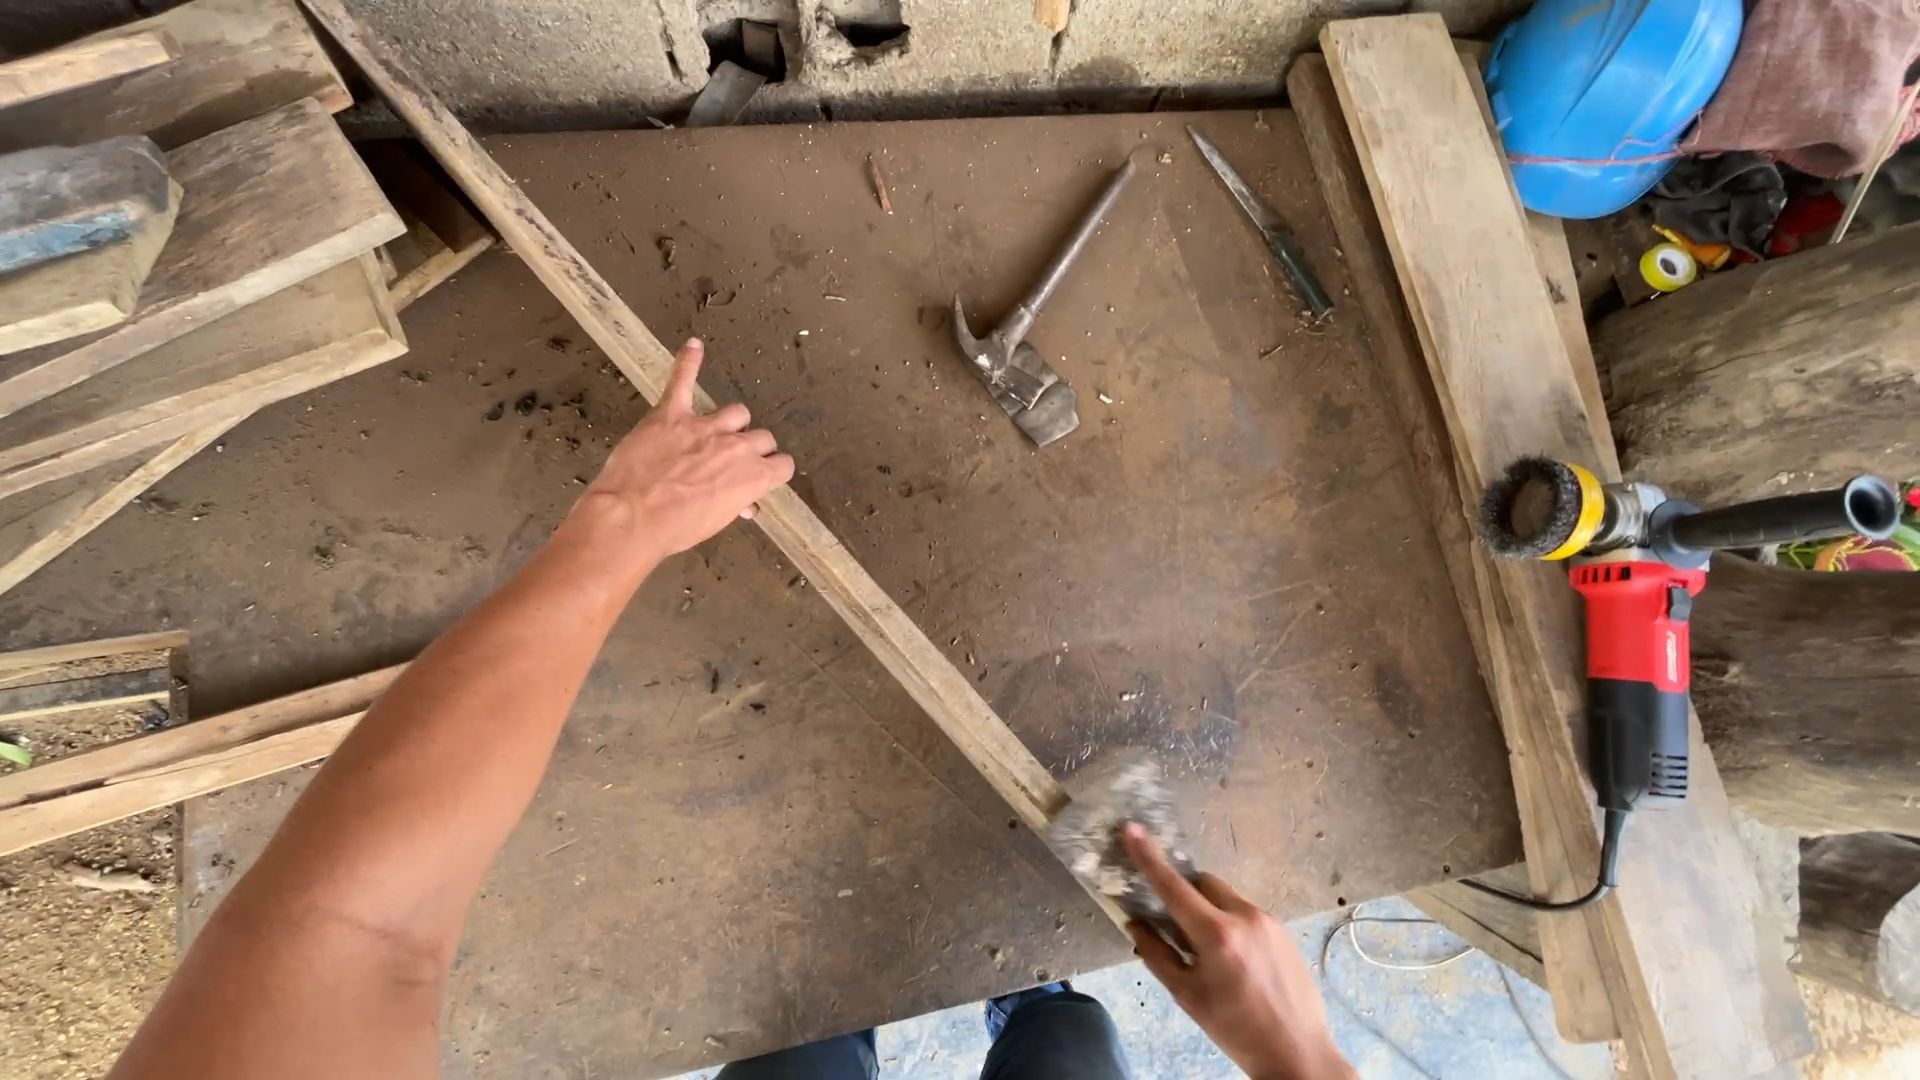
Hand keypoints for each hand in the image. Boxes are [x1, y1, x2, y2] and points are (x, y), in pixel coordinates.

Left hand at [568, 339, 793, 567]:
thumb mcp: (716, 523)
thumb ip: (737, 504)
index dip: (774, 470)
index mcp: (753, 477)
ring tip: (718, 433)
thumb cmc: (675, 528)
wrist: (632, 519)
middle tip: (735, 460)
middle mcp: (736, 447)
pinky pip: (683, 380)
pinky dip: (688, 362)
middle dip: (754, 448)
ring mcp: (704, 427)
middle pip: (763, 437)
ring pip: (736, 413)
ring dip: (732, 422)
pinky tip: (694, 345)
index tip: (766, 474)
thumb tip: (746, 504)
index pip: (782, 464)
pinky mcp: (671, 415)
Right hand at [1123, 824, 1353, 1079]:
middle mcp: (1244, 917)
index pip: (1173, 886)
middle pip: (1202, 882)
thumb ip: (1156, 954)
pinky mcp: (1283, 930)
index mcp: (1216, 934)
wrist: (1300, 1056)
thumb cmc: (1236, 1029)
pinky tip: (1237, 960)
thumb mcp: (1188, 996)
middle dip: (1186, 894)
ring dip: (1210, 910)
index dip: (1148, 856)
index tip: (1131, 830)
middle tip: (1180, 926)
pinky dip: (1232, 923)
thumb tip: (1135, 924)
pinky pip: (1246, 912)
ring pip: (1225, 896)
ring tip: (1213, 952)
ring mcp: (1268, 921)